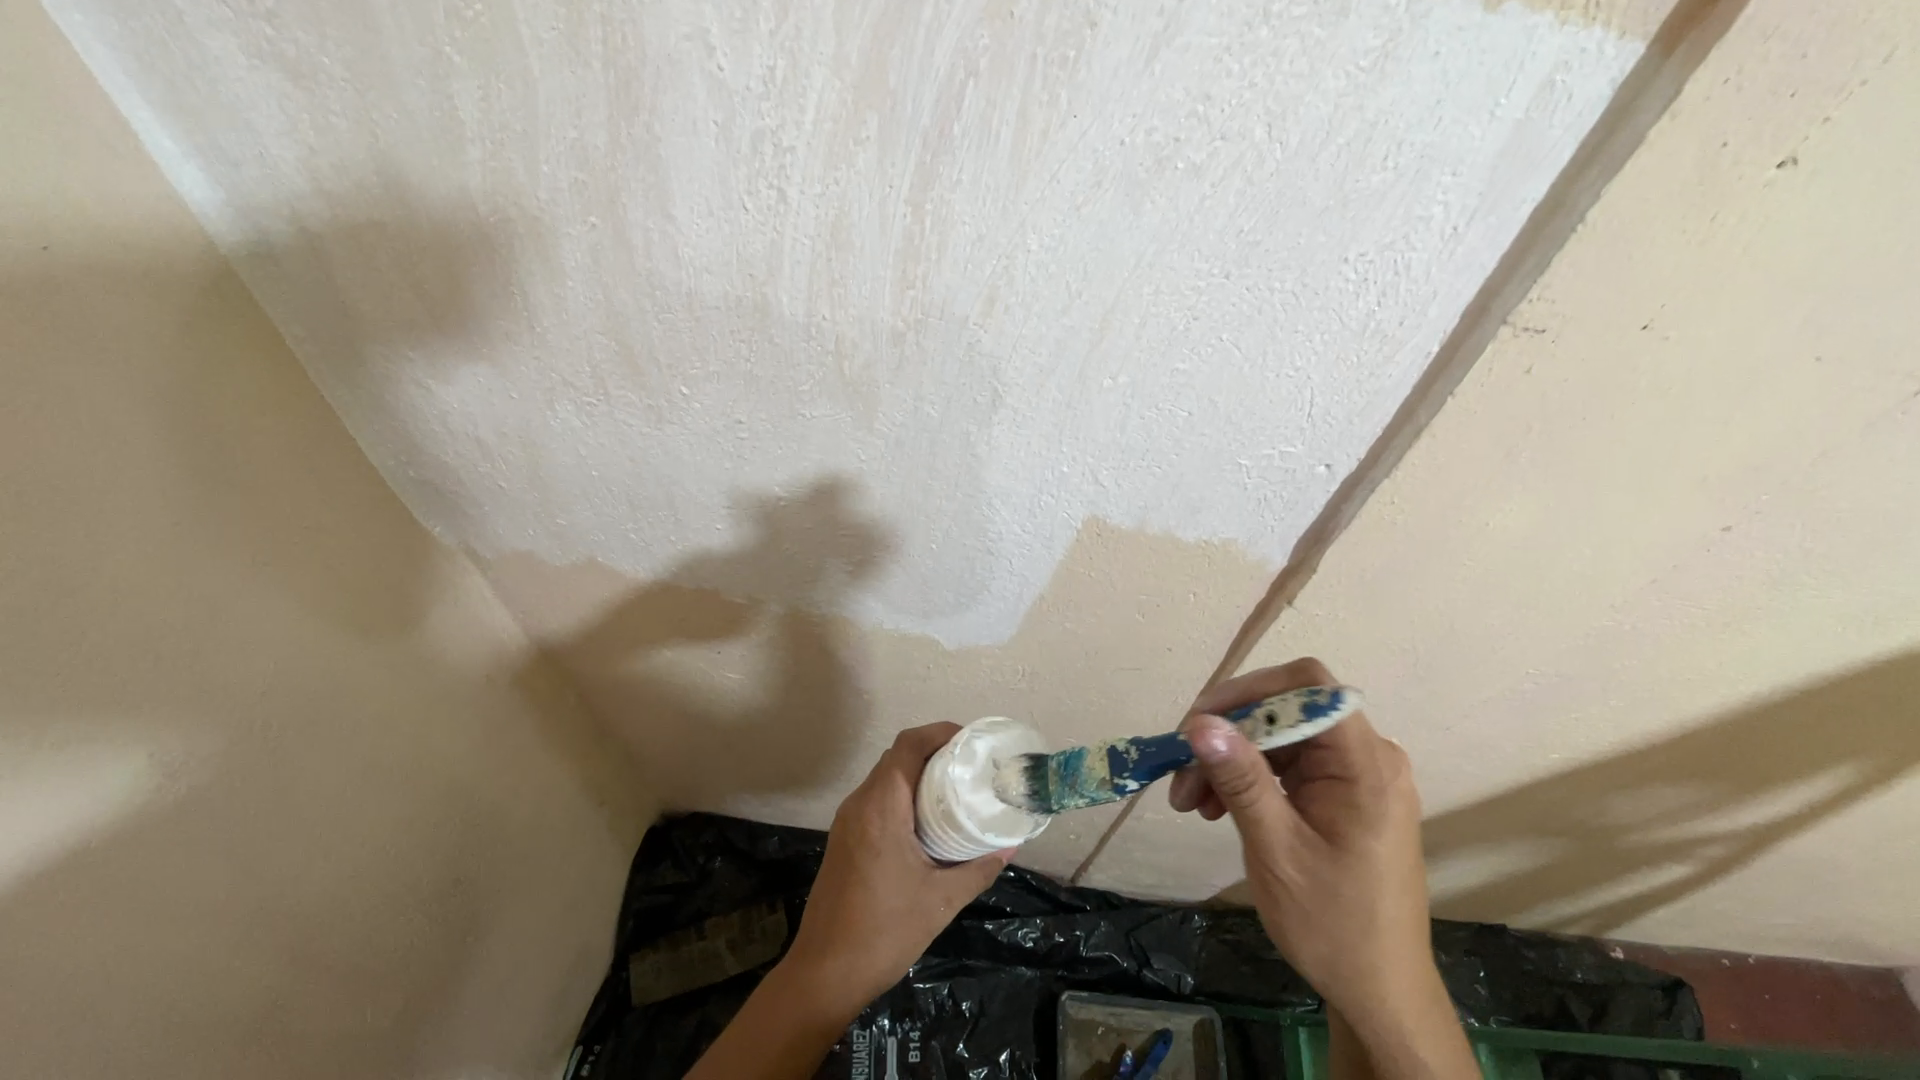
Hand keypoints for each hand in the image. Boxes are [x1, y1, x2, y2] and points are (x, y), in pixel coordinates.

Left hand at [784, 722, 1014, 1007]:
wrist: (825, 971)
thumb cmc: (885, 931)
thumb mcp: (942, 900)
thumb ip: (978, 868)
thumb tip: (1010, 846)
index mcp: (881, 807)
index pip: (908, 745)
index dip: (940, 733)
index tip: (973, 742)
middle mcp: (859, 804)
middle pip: (897, 757)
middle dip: (935, 752)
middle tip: (973, 767)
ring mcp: (847, 822)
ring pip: (885, 779)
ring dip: (918, 776)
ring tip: (957, 790)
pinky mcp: (844, 840)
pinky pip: (876, 801)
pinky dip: (904, 798)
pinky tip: (929, 822)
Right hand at [1169, 659, 1433, 1015]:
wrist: (1378, 988)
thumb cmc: (1332, 923)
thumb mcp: (1276, 849)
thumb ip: (1240, 778)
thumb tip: (1199, 723)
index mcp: (1366, 763)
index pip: (1307, 687)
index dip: (1248, 691)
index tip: (1197, 723)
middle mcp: (1368, 757)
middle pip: (1286, 713)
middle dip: (1227, 737)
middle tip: (1180, 778)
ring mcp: (1357, 777)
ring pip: (1279, 740)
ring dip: (1230, 762)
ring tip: (1191, 805)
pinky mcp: (1343, 797)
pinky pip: (1288, 767)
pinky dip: (1249, 780)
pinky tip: (1218, 809)